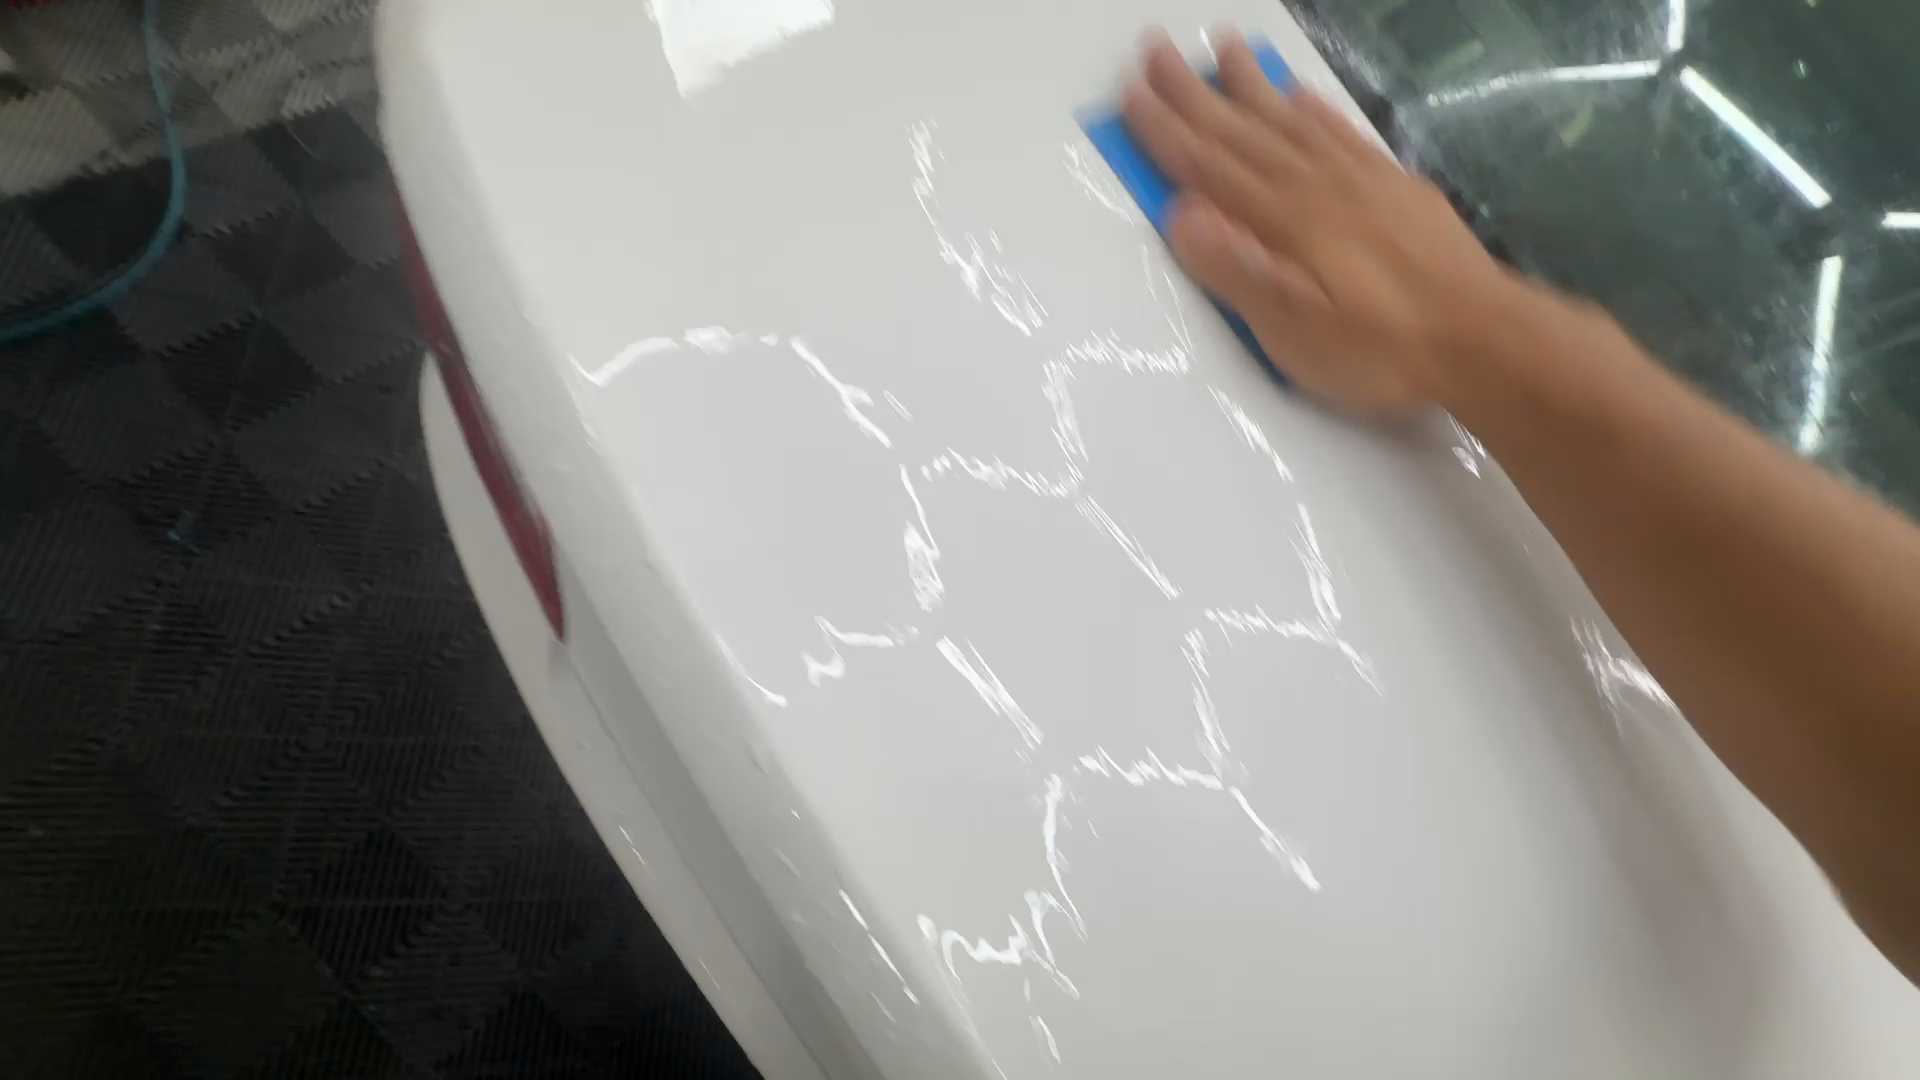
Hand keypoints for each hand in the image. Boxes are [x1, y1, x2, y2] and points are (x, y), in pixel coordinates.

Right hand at [1122, 29, 1520, 415]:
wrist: (1480, 339)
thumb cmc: (1375, 346)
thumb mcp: (1290, 326)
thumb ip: (1236, 268)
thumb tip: (1180, 214)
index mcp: (1284, 218)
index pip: (1209, 166)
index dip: (1166, 131)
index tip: (1130, 93)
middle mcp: (1316, 184)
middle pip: (1242, 131)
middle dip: (1194, 92)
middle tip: (1157, 49)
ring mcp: (1359, 180)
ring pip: (1290, 120)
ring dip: (1251, 84)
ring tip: (1225, 46)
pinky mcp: (1392, 188)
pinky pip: (1341, 134)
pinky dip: (1312, 109)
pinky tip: (1299, 94)